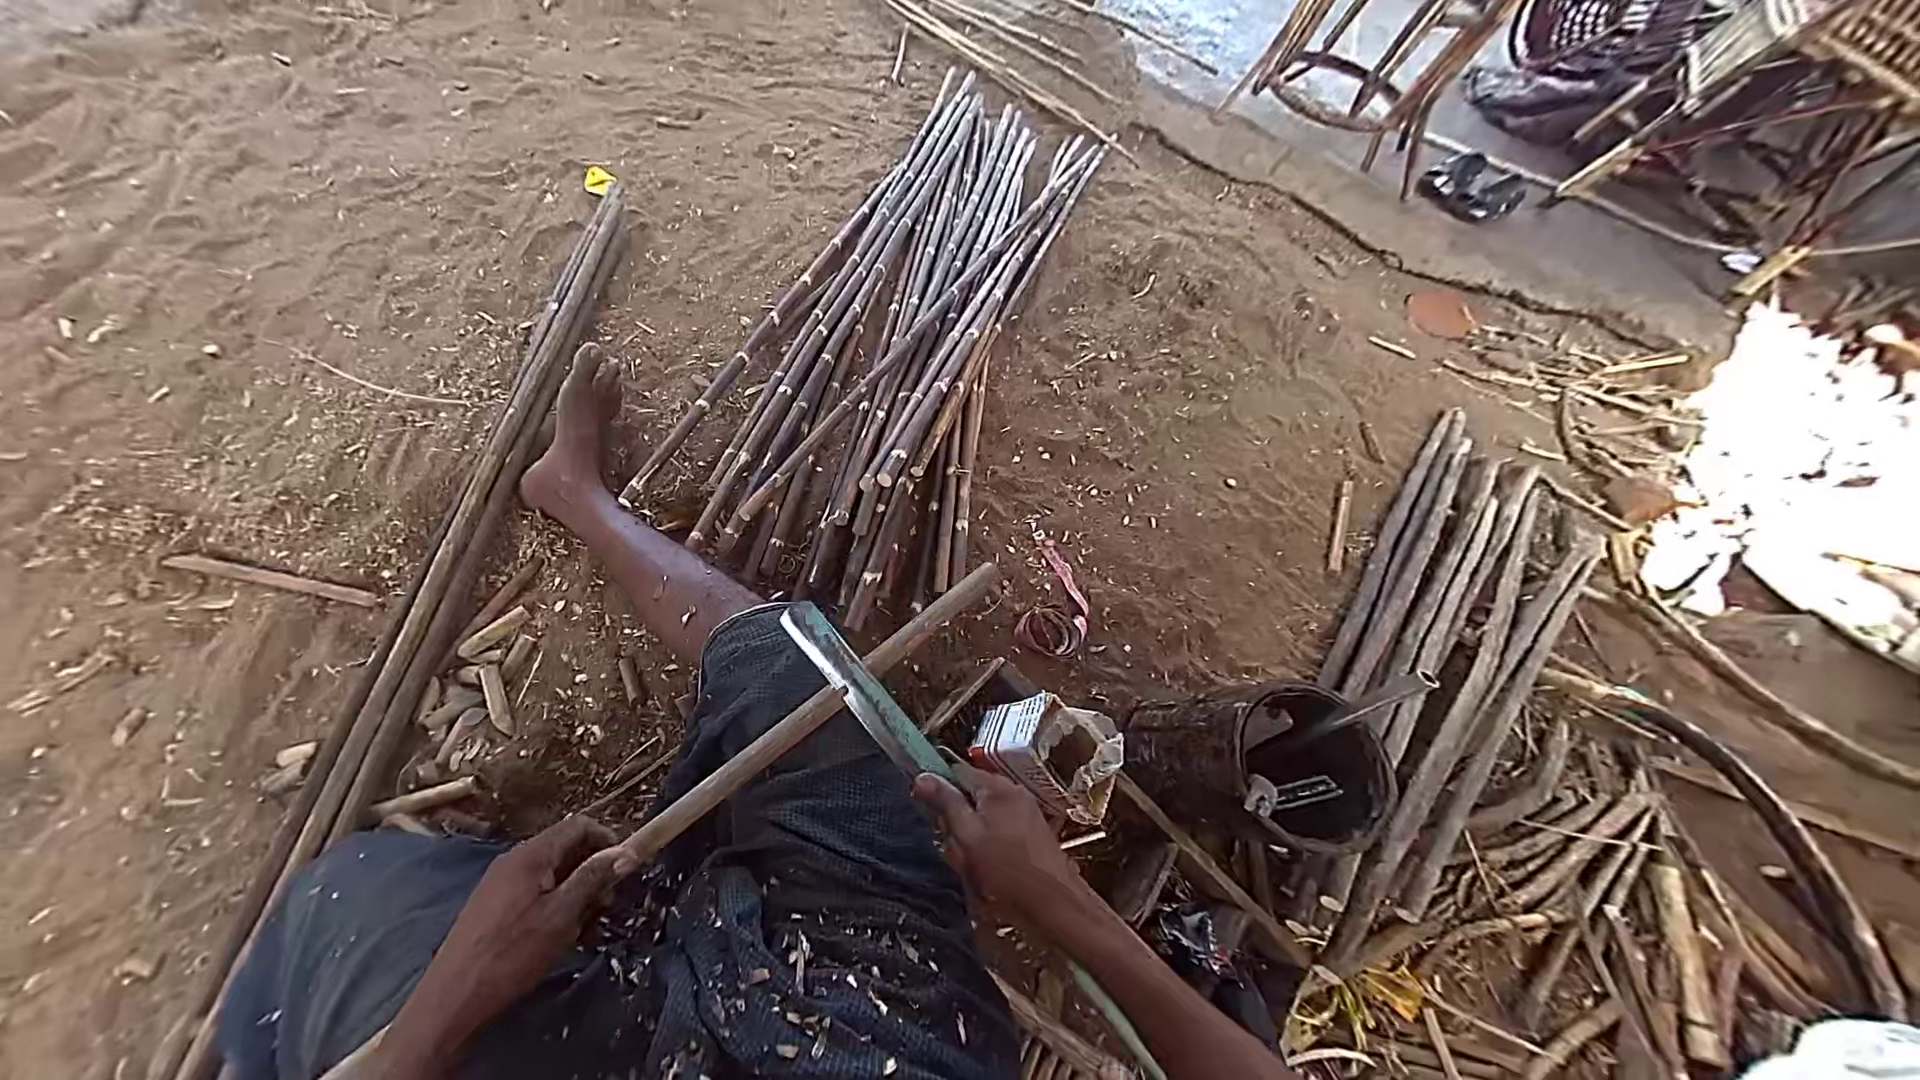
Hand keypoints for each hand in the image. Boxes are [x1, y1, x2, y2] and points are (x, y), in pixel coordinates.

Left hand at [381, 817, 635, 1068]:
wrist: (449, 1005)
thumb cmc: (512, 954)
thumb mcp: (562, 914)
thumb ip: (594, 876)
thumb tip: (626, 851)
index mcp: (531, 855)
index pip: (579, 825)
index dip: (606, 839)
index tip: (621, 867)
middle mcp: (513, 860)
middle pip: (566, 847)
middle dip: (592, 869)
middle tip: (605, 902)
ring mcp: (499, 883)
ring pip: (552, 871)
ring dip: (576, 889)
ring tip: (584, 923)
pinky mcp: (491, 906)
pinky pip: (534, 890)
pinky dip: (554, 902)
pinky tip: (558, 932)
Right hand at [912, 764, 1087, 915]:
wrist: (1055, 902)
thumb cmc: (1007, 870)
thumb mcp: (968, 836)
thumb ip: (946, 803)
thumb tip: (922, 775)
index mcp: (996, 786)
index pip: (956, 771)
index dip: (940, 790)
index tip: (933, 816)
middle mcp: (1013, 789)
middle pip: (971, 794)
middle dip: (959, 820)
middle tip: (959, 849)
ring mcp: (1026, 808)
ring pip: (984, 814)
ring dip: (974, 836)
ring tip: (976, 865)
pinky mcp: (1034, 828)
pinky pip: (1000, 827)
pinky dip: (991, 844)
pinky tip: (993, 869)